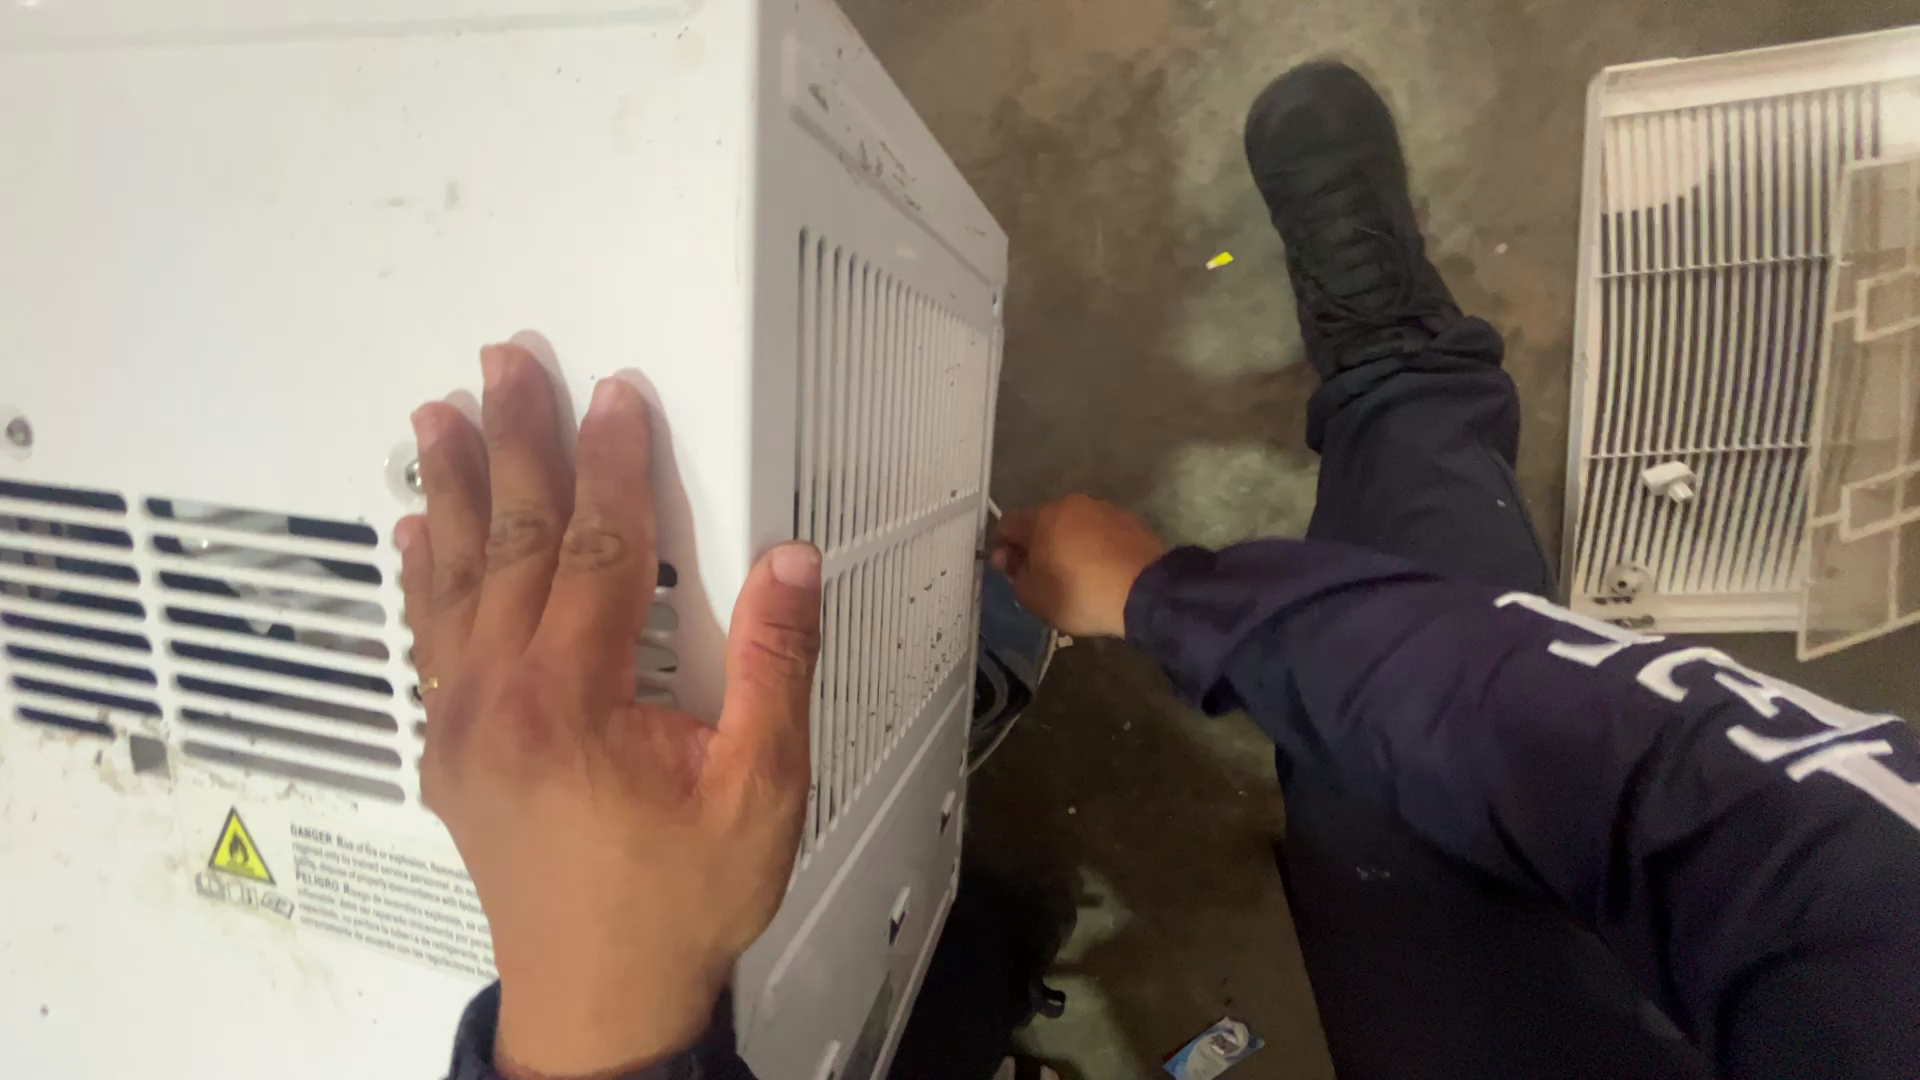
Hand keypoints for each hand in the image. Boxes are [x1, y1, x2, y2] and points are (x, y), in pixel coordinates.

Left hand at [399, 344, 821, 1079]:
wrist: (603, 999)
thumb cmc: (686, 893)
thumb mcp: (761, 782)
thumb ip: (774, 663)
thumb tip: (789, 561)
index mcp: (574, 699)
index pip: (596, 548)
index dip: (612, 464)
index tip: (616, 395)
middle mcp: (498, 698)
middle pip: (509, 542)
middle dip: (514, 443)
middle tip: (505, 364)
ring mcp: (462, 724)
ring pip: (455, 580)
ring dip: (452, 490)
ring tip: (439, 417)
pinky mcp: (455, 748)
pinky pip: (432, 637)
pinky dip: (425, 573)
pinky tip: (417, 533)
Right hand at [990, 495, 1167, 637]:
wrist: (1146, 593)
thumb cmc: (1080, 595)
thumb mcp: (1033, 596)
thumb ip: (1014, 573)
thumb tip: (1010, 557)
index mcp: (1041, 517)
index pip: (1007, 523)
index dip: (1004, 547)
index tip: (1012, 571)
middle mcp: (1070, 504)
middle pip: (1042, 522)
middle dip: (1038, 545)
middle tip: (1045, 577)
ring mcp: (1103, 508)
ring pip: (1073, 525)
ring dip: (1068, 544)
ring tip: (1079, 575)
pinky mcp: (1130, 520)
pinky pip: (1100, 531)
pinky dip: (1095, 546)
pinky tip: (1103, 571)